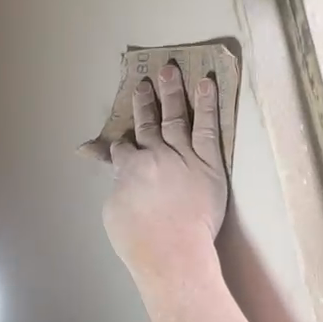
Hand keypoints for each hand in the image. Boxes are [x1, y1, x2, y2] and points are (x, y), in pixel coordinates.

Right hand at [102, 63, 229, 278]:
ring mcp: (183, 155)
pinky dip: (206, 105)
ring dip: (171, 92)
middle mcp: (154, 154)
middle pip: (147, 123)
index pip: (121, 149)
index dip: (120, 145)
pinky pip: (208, 128)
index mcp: (128, 168)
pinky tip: (205, 84)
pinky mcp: (209, 162)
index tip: (120, 142)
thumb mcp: (113, 213)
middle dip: (143, 102)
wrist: (172, 251)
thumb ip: (117, 189)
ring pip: (175, 117)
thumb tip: (122, 180)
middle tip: (143, 82)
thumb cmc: (138, 240)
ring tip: (169, 70)